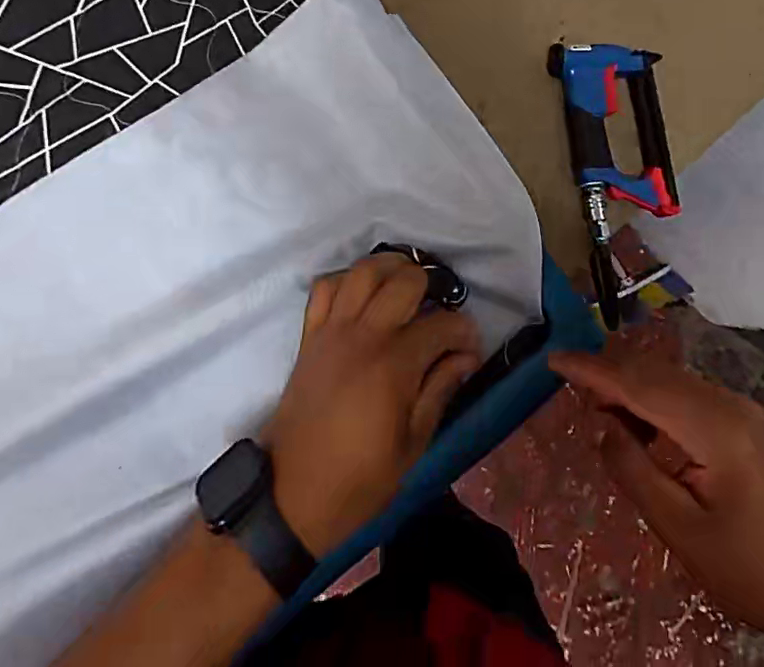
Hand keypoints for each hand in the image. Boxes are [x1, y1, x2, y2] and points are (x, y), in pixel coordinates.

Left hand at [263, 254, 480, 556]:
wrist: (292, 495)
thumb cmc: (360, 479)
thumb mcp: (413, 444)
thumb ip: (440, 390)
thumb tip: (466, 357)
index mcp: (394, 364)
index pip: (442, 325)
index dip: (465, 332)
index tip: (471, 349)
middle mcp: (363, 335)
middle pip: (403, 280)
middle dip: (431, 287)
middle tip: (439, 310)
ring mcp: (332, 331)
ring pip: (362, 271)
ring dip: (389, 269)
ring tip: (406, 285)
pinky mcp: (310, 337)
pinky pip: (325, 289)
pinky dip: (346, 281)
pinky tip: (362, 296)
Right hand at [548, 350, 763, 666]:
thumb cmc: (752, 571)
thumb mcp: (681, 530)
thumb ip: (634, 470)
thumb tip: (604, 426)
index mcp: (713, 426)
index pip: (638, 384)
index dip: (592, 370)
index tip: (553, 359)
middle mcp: (729, 404)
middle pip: (654, 372)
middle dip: (608, 372)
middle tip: (568, 384)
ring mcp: (744, 412)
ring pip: (672, 381)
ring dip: (632, 386)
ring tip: (598, 407)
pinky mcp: (749, 427)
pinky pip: (690, 396)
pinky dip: (656, 400)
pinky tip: (642, 422)